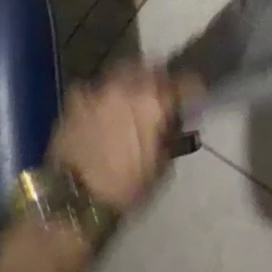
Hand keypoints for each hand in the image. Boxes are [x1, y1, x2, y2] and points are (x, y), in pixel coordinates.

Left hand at [46, 64, 188, 211]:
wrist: (73, 204)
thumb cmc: (126, 189)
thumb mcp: (162, 166)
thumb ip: (172, 136)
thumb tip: (174, 122)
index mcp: (156, 103)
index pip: (186, 83)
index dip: (195, 88)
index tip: (197, 95)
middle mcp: (129, 89)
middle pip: (153, 68)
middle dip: (162, 76)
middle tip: (164, 89)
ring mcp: (98, 93)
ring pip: (122, 71)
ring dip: (131, 79)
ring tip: (132, 92)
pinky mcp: (73, 104)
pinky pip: (91, 89)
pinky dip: (99, 94)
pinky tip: (100, 106)